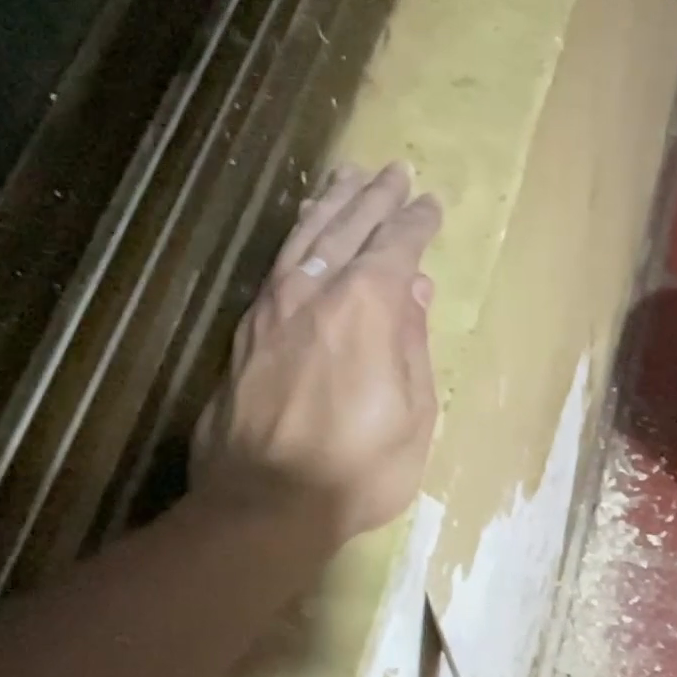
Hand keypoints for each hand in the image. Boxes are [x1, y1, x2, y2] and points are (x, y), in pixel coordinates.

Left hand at [193, 161, 442, 539]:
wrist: (266, 505)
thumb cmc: (359, 470)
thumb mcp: (414, 416)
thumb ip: (413, 345)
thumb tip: (415, 291)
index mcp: (367, 307)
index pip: (396, 247)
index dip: (416, 223)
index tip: (430, 205)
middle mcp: (316, 291)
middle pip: (347, 226)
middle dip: (375, 197)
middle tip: (394, 172)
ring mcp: (272, 309)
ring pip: (304, 238)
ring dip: (329, 204)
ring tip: (346, 178)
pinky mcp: (246, 333)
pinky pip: (277, 266)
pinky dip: (297, 239)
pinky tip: (304, 236)